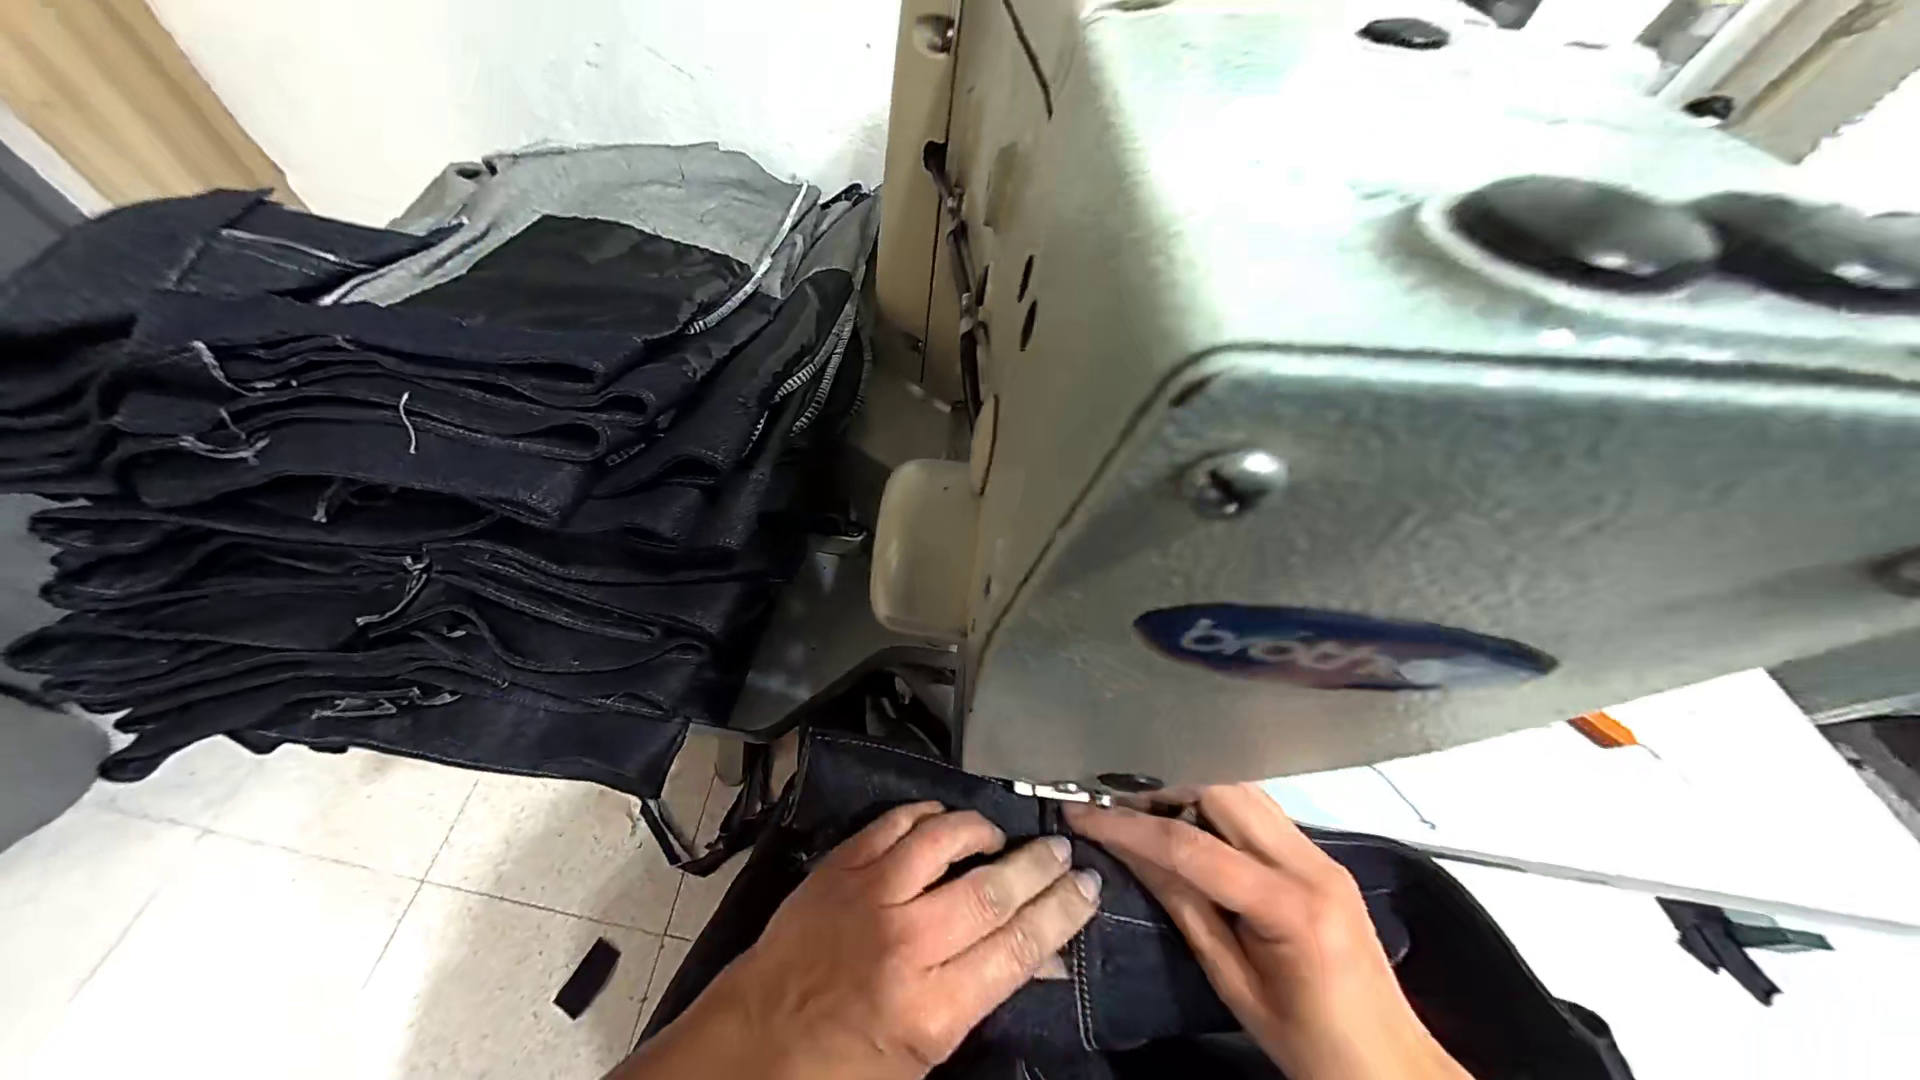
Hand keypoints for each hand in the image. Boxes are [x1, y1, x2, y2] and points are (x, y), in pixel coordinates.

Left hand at [617, 802, 1101, 1079]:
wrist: (752, 1046)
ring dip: (983, 832)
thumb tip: (1044, 956)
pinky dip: (928, 815)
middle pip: (991, 889)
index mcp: (931, 1007)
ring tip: (1001, 838)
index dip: (1061, 912)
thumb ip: (985, 994)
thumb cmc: (844, 1065)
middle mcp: (906, 942)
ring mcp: (869, 895)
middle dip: (1038, 866)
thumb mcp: (925, 1052)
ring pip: (944, 840)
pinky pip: (896, 822)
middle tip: (1063, 850)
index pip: (1017, 946)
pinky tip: (944, 822)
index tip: (1087, 886)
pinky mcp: (841, 866)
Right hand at [1065, 786, 1469, 1079]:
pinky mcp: (1322, 856)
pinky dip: (1214, 805)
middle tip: (1114, 810)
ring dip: (1187, 792)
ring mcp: (1322, 854)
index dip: (1126, 826)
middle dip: (1160, 793)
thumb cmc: (1311, 1045)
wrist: (1394, 1069)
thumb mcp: (1232, 982)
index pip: (1190, 845)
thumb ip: (1182, 905)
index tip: (1081, 812)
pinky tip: (1190, 827)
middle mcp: (1311, 864)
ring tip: (1145, 815)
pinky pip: (1258, 809)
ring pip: (1240, 790)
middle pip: (1220, 793)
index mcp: (1290, 907)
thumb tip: (1128, 851)